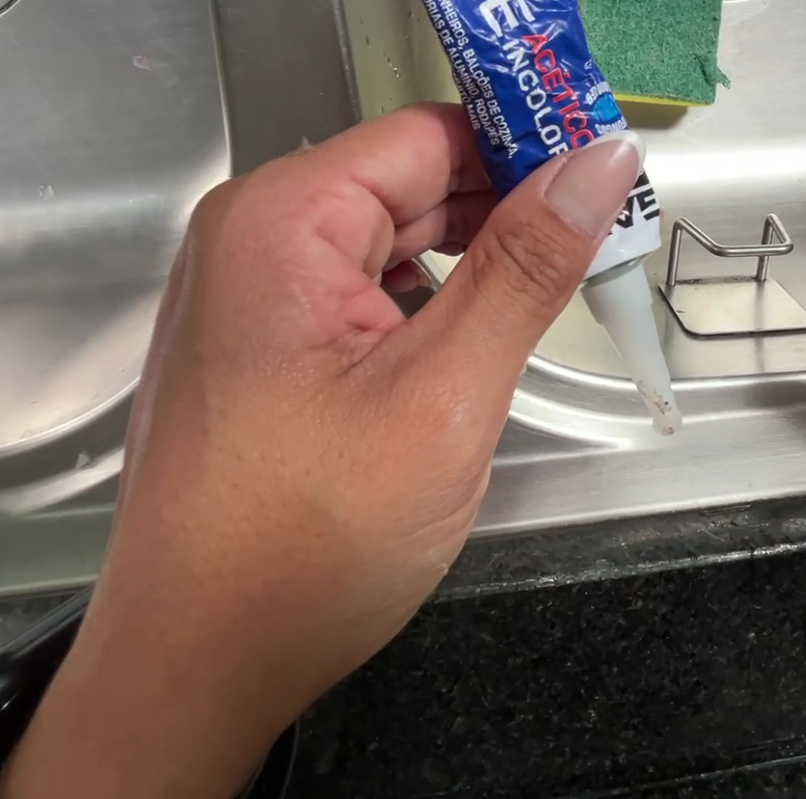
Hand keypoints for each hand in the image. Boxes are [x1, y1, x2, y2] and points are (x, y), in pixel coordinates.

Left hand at [0, 104, 642, 797]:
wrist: (199, 669)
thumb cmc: (310, 539)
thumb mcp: (446, 393)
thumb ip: (526, 267)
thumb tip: (599, 164)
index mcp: (284, 218)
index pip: (431, 134)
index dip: (526, 145)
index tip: (606, 172)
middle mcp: (258, 235)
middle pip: (414, 183)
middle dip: (509, 209)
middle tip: (602, 239)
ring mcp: (260, 290)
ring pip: (399, 239)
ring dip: (478, 259)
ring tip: (556, 287)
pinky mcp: (273, 339)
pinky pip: (373, 288)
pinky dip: (436, 300)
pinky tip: (481, 331)